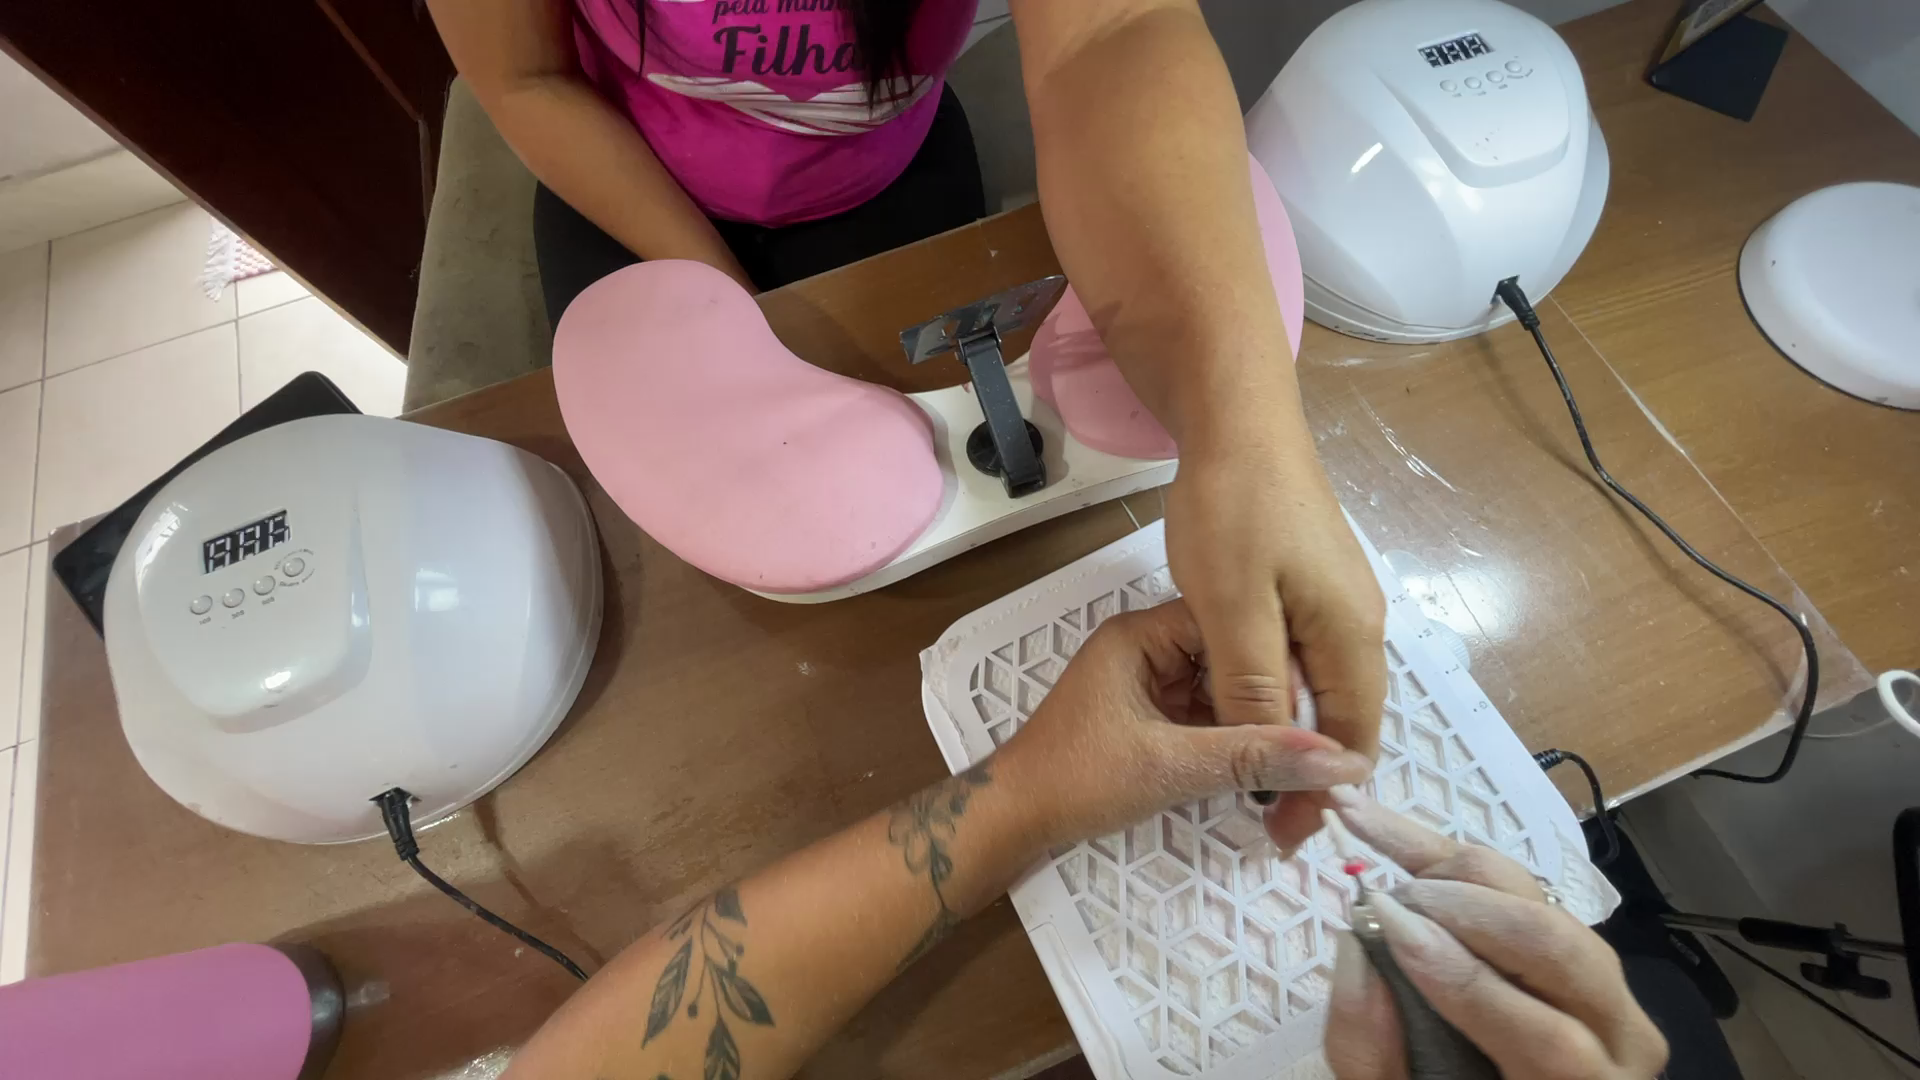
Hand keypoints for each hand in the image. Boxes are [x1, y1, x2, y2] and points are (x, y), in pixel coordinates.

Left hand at [994, 600, 1371, 849]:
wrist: (1017, 815)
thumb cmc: (1076, 777)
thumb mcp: (1168, 765)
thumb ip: (1251, 758)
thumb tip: (1340, 761)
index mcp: (1142, 634)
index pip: (1229, 625)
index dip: (1281, 662)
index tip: (1329, 707)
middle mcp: (1150, 647)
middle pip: (1233, 660)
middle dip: (1278, 705)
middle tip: (1330, 749)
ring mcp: (1152, 681)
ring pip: (1226, 692)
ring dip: (1263, 730)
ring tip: (1314, 767)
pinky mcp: (1154, 713)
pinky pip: (1210, 716)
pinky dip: (1240, 743)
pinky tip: (1276, 770)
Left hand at [1163, 439, 1388, 849]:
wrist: (1236, 423)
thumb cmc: (1233, 514)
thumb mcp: (1233, 609)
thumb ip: (1258, 687)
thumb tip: (1288, 765)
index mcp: (1351, 636)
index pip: (1354, 737)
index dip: (1319, 789)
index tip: (1279, 830)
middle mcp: (1354, 622)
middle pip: (1337, 714)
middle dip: (1298, 764)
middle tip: (1250, 806)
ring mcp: (1328, 597)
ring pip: (1310, 683)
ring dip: (1278, 724)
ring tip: (1234, 761)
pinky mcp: (1299, 580)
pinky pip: (1290, 650)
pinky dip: (1265, 682)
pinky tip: (1229, 692)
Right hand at [1325, 787, 1667, 1079]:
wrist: (1480, 1077)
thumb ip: (1369, 1052)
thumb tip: (1354, 950)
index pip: (1551, 1039)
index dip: (1465, 981)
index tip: (1386, 928)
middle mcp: (1615, 1032)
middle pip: (1554, 946)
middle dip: (1457, 909)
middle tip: (1382, 900)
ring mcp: (1594, 972)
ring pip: (1525, 891)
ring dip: (1436, 861)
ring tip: (1358, 832)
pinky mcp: (1546, 922)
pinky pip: (1494, 871)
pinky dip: (1420, 840)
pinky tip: (1361, 812)